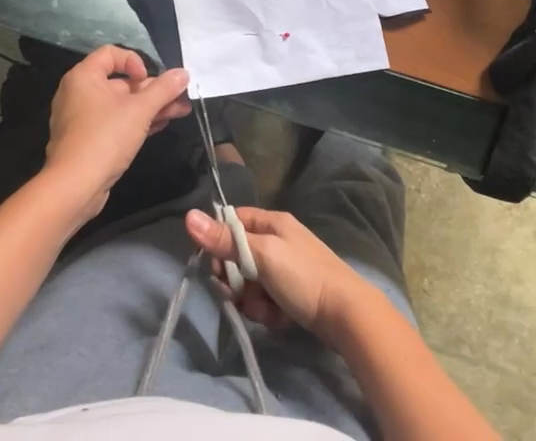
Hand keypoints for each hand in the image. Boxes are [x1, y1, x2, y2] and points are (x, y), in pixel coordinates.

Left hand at [42, 45, 189, 221]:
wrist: (75, 186)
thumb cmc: (105, 138)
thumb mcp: (139, 110)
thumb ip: (163, 89)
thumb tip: (184, 73)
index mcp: (83, 77)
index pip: (111, 54)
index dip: (134, 61)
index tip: (149, 79)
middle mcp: (78, 93)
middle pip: (120, 82)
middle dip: (153, 90)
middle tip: (180, 98)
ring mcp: (82, 119)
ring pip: (120, 105)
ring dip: (150, 107)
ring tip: (180, 112)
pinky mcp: (87, 140)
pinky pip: (114, 123)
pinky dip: (136, 122)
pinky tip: (160, 126)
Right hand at [185, 206, 372, 337]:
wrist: (346, 315)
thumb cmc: (304, 277)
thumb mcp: (262, 256)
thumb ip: (225, 241)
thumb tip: (188, 216)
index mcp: (272, 224)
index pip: (232, 224)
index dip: (219, 244)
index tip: (216, 267)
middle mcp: (278, 241)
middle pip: (238, 257)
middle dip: (235, 280)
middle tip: (238, 295)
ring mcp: (286, 269)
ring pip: (249, 283)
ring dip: (251, 300)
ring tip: (265, 310)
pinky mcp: (292, 294)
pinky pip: (265, 300)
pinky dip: (267, 311)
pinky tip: (278, 318)